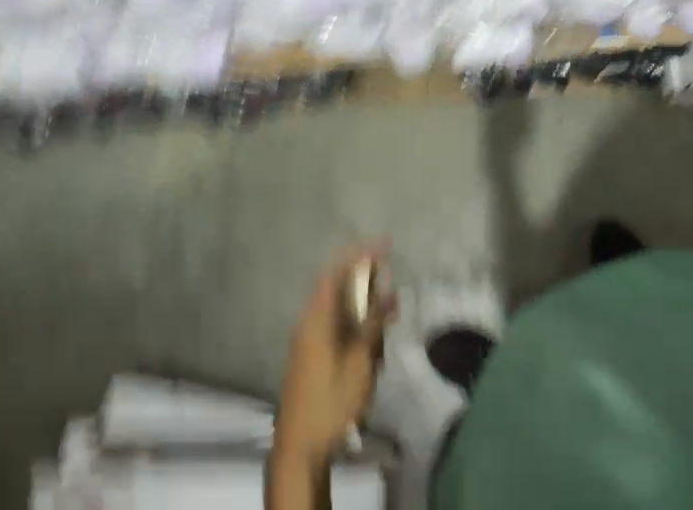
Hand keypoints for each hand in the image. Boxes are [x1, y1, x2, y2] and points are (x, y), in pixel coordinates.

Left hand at [273, 244, 394, 468]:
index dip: (359, 254)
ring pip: (339, 311)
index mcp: (316, 320)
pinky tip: (374, 340)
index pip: (335, 272)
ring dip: (364, 307)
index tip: (385, 243)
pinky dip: (357, 325)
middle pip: (338, 289)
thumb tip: (388, 289)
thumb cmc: (331, 402)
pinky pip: (337, 329)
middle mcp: (308, 324)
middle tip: (392, 280)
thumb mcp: (359, 362)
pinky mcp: (312, 358)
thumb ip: (372, 323)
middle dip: (367, 281)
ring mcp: (308, 342)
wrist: (299, 448)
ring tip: (389, 315)